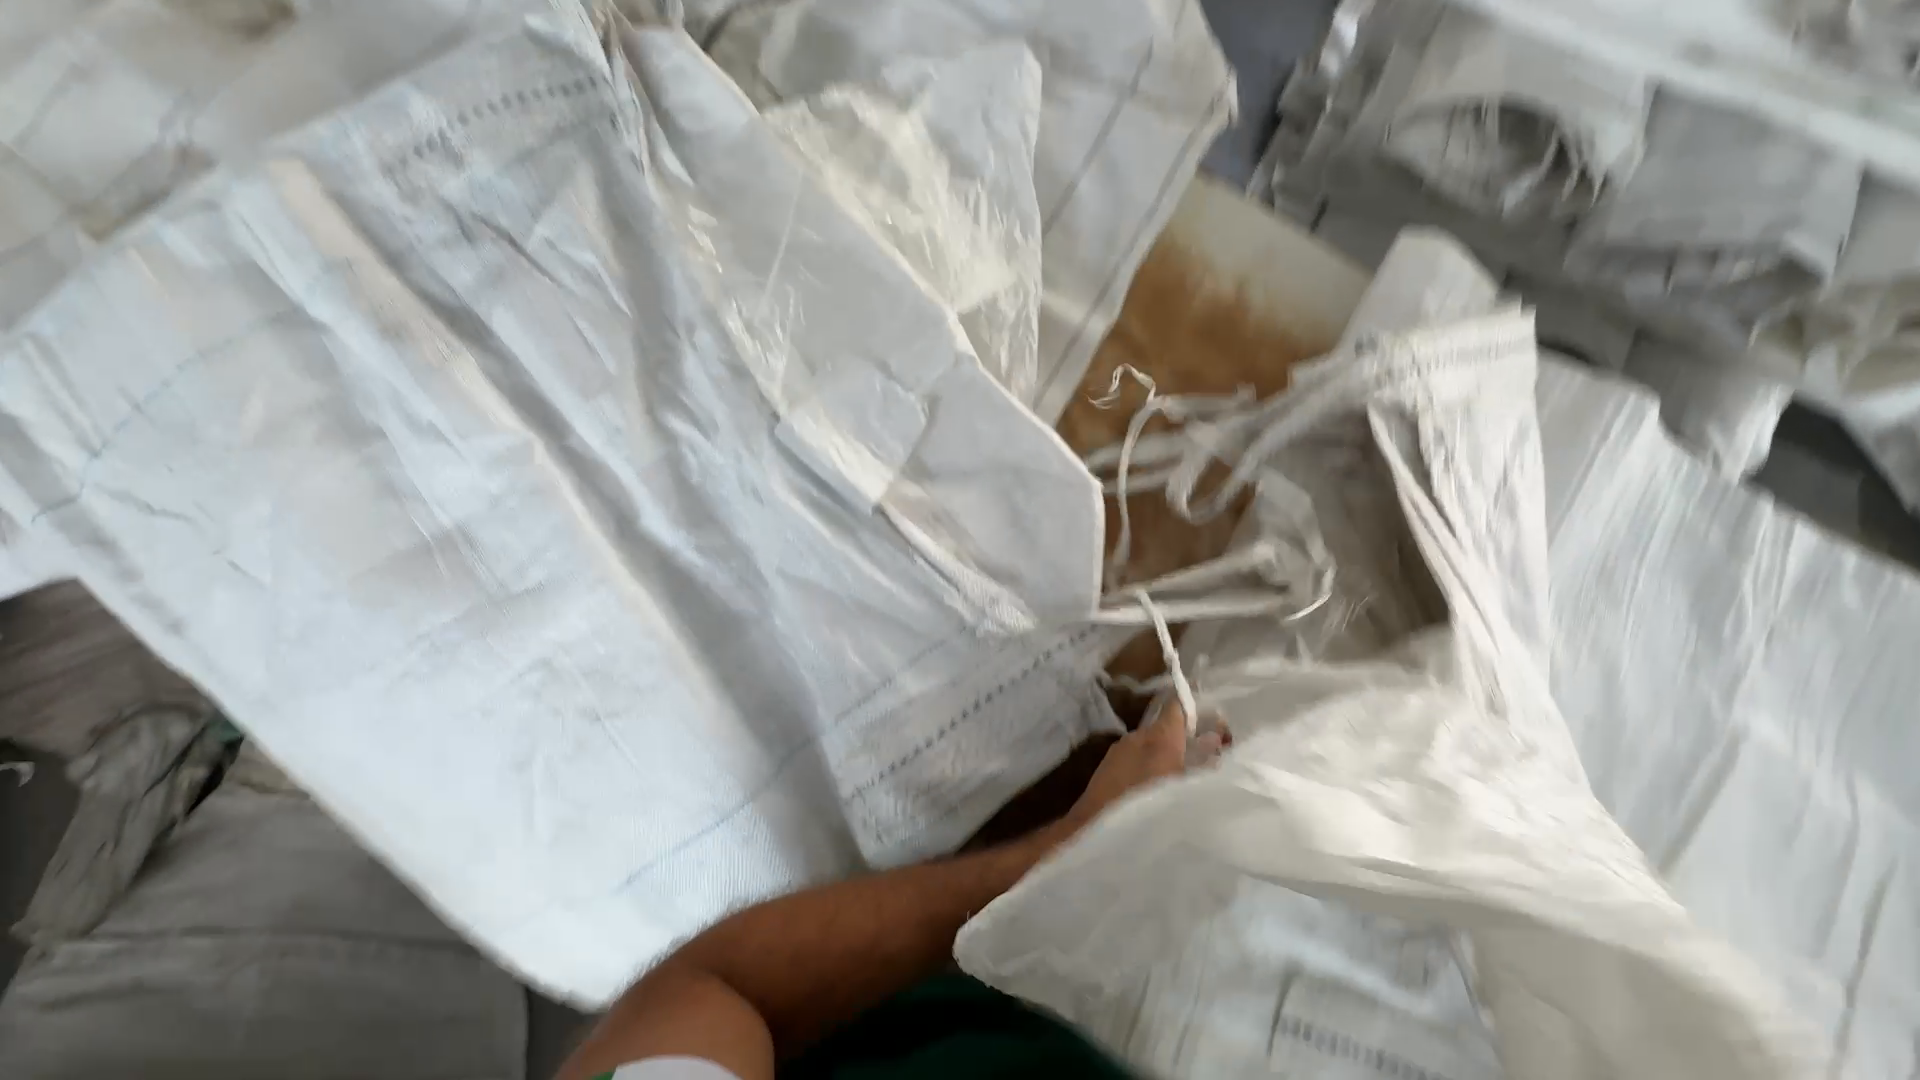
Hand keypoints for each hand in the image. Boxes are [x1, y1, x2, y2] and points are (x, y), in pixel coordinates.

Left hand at [1061, 698, 1224, 834]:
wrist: (1097, 828)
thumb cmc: (1150, 807)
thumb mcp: (1187, 786)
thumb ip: (1203, 762)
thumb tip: (1214, 739)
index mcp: (1158, 735)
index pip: (1178, 706)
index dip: (1198, 712)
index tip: (1217, 727)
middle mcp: (1137, 736)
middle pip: (1166, 728)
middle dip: (1186, 739)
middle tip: (1208, 759)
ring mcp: (1119, 750)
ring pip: (1151, 745)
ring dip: (1167, 756)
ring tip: (1185, 778)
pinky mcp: (1107, 767)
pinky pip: (1136, 759)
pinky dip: (1150, 767)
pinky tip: (1159, 790)